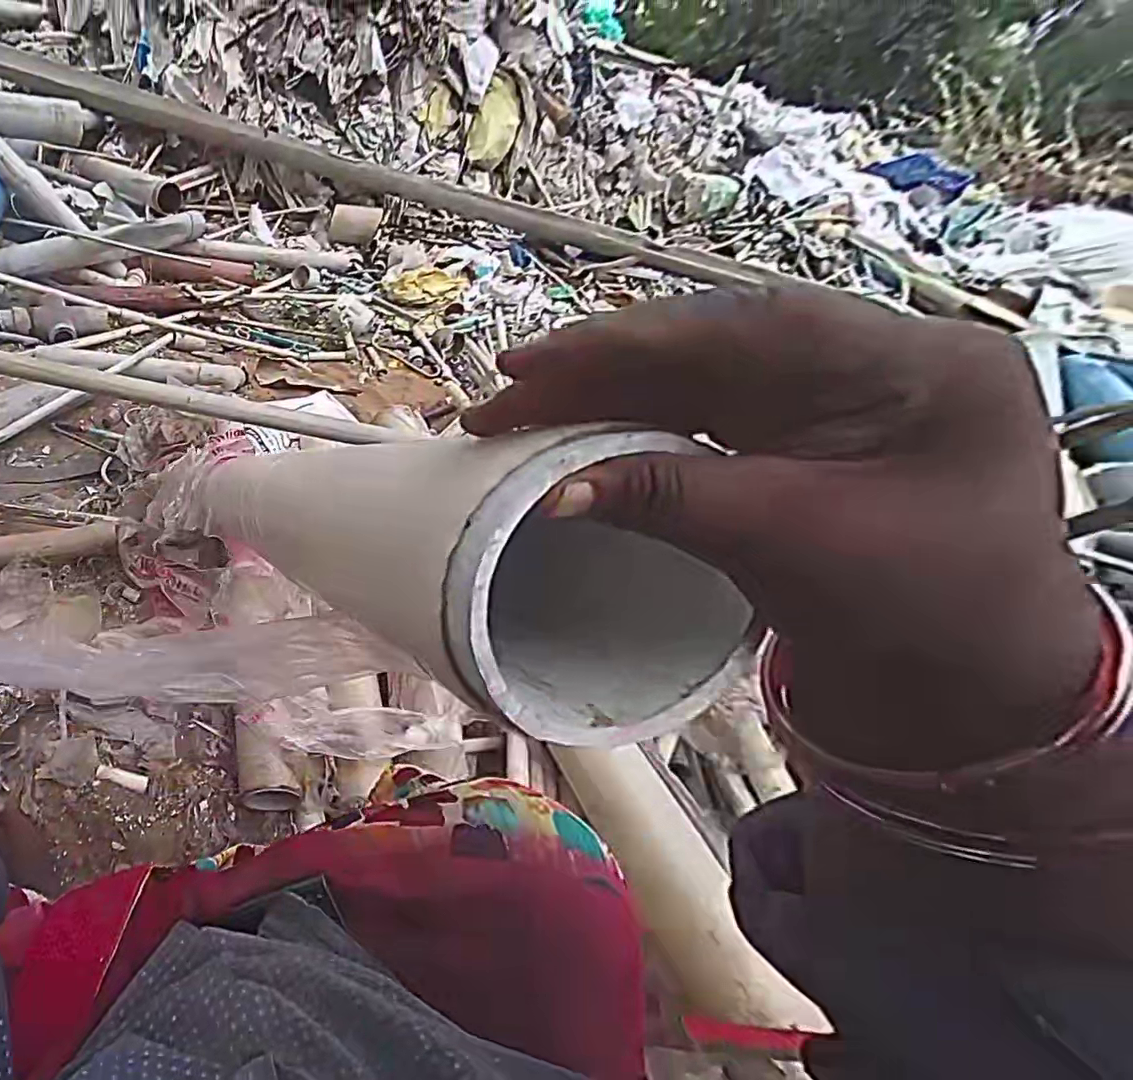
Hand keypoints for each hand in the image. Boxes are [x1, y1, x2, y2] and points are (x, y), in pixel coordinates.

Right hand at [463, 288, 1099, 770]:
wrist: (951, 661)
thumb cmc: (905, 601)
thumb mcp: (781, 540)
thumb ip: (665, 500)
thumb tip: (551, 494)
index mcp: (911, 366)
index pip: (744, 327)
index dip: (626, 340)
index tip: (530, 364)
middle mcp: (861, 358)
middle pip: (699, 345)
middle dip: (592, 368)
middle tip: (503, 394)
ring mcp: (817, 389)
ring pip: (681, 374)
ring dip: (591, 392)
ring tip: (512, 412)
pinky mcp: (777, 422)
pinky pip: (682, 407)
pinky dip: (615, 418)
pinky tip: (565, 427)